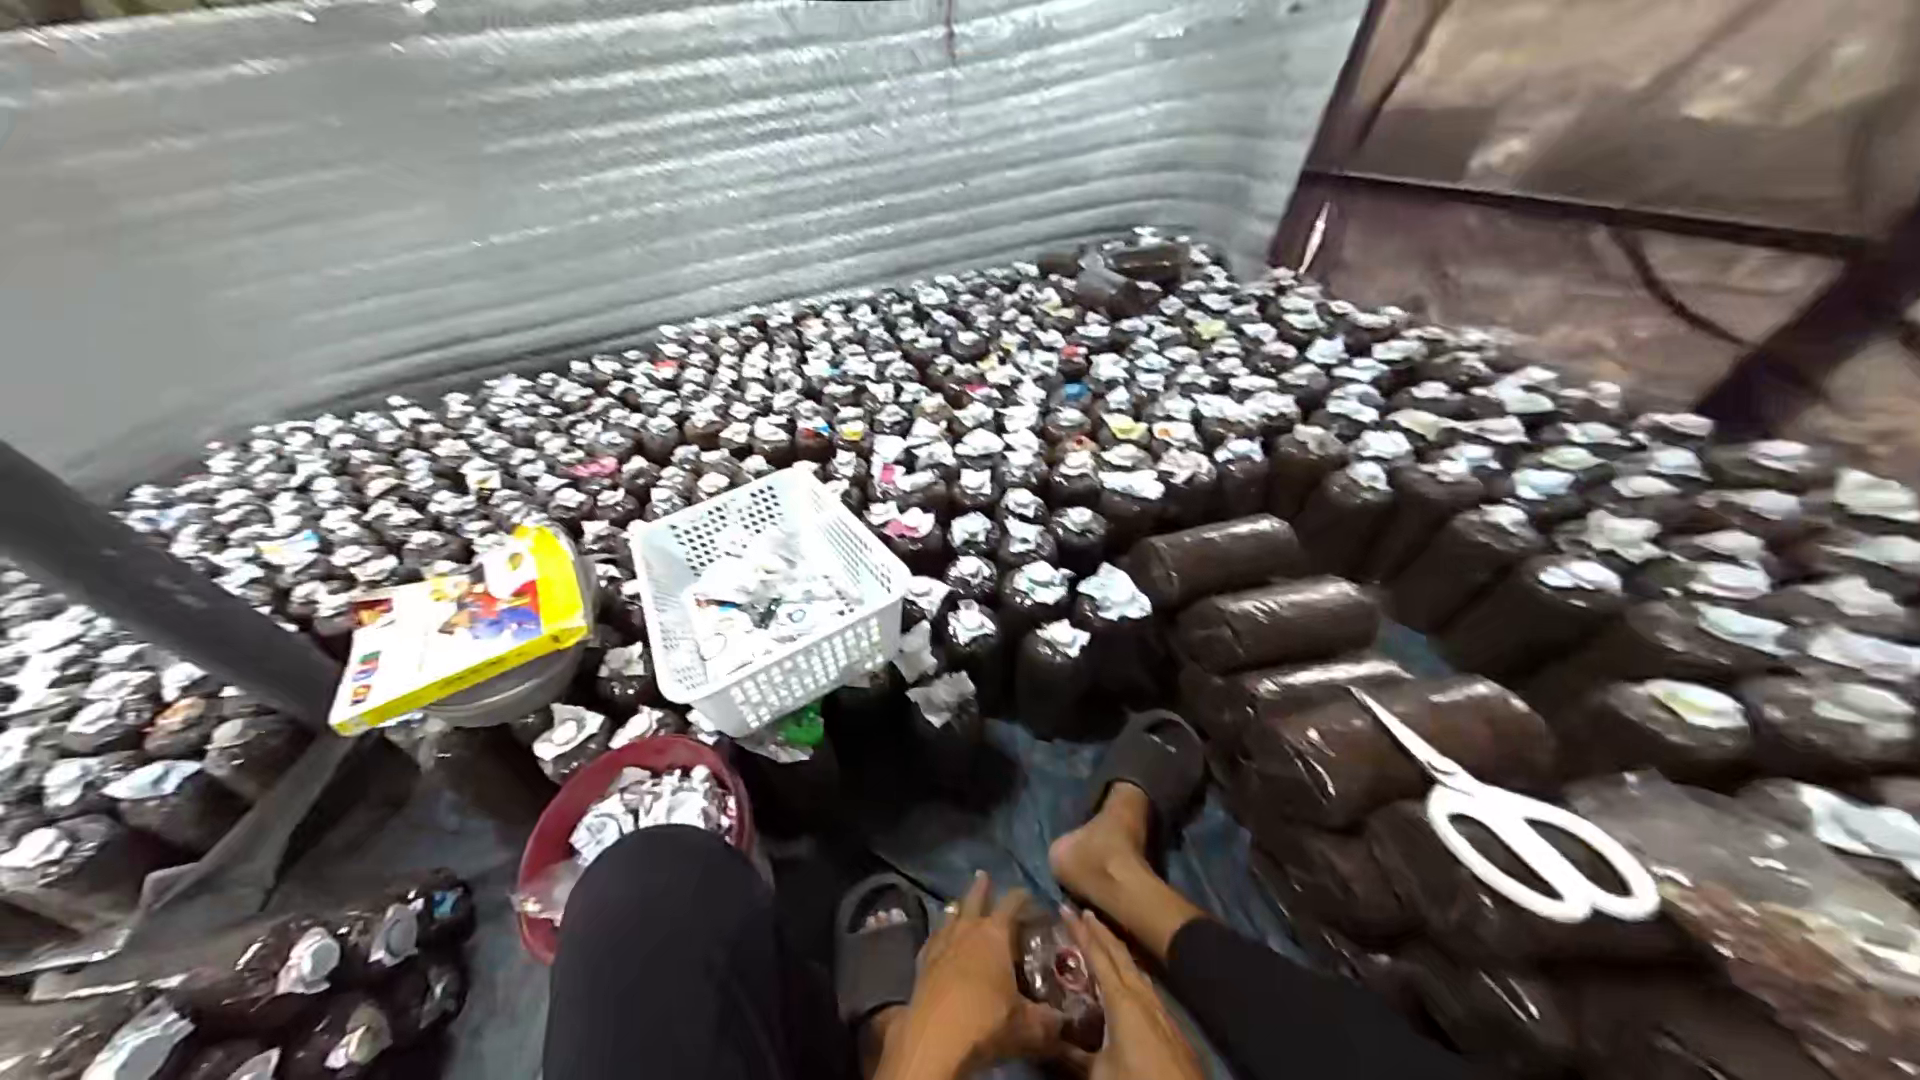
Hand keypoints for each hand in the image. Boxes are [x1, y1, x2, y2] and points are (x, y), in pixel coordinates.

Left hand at [875, 872, 1070, 1078]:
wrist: (935, 1038)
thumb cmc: (987, 1022)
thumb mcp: (1028, 1026)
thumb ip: (1049, 1022)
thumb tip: (1066, 1022)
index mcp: (995, 934)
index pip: (1011, 903)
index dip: (1022, 896)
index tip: (1029, 893)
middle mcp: (967, 929)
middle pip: (974, 899)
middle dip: (982, 887)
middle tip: (984, 875)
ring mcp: (942, 943)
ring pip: (950, 915)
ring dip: (958, 908)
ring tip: (959, 903)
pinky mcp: (922, 962)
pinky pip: (933, 939)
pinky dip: (938, 935)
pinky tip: (937, 938)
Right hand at [1064, 907, 1203, 1079]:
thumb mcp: (1099, 1073)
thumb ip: (1075, 1053)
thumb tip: (1053, 1038)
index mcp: (1121, 999)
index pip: (1096, 954)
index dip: (1080, 931)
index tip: (1065, 908)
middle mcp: (1141, 994)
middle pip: (1118, 952)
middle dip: (1100, 930)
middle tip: (1084, 912)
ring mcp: (1159, 1007)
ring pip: (1134, 966)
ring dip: (1116, 948)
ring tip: (1103, 936)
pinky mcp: (1170, 1023)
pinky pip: (1145, 982)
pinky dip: (1129, 968)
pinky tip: (1128, 975)